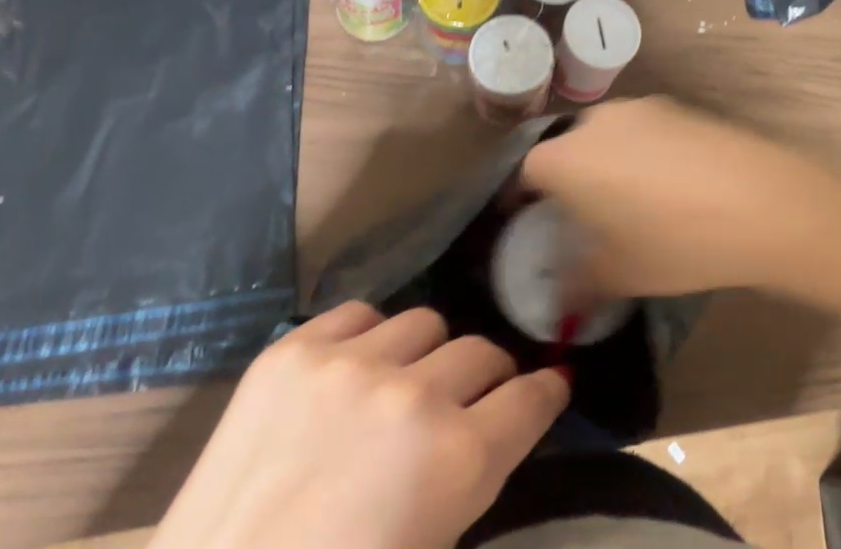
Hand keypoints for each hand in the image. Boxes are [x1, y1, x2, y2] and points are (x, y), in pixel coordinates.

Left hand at [148, 303, 568, 548]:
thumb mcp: (436, 541)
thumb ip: (474, 473)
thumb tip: (497, 423)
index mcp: (458, 459)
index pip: (532, 397)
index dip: (545, 394)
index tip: (546, 390)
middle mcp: (413, 396)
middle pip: (483, 353)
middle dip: (487, 381)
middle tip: (467, 404)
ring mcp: (349, 365)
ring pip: (425, 324)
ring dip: (427, 357)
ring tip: (400, 387)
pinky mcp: (293, 350)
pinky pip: (360, 314)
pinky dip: (369, 339)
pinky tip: (352, 373)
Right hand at [522, 98, 840, 303]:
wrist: (765, 202)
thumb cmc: (677, 242)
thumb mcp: (622, 274)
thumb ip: (579, 283)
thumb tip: (560, 299)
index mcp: (566, 158)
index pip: (526, 173)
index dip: (522, 199)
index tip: (528, 219)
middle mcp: (596, 122)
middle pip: (567, 148)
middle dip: (567, 179)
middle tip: (580, 216)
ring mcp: (643, 109)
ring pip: (608, 137)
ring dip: (607, 164)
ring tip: (627, 203)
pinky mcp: (682, 108)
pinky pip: (645, 132)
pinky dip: (643, 155)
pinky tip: (669, 189)